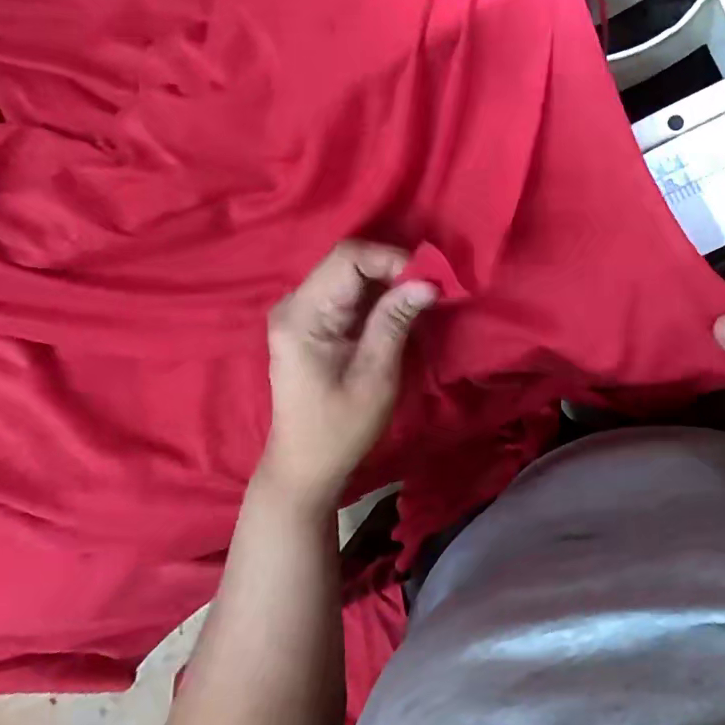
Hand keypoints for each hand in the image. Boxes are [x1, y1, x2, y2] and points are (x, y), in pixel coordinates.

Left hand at [261, 241, 437, 506]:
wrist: (305, 466)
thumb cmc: (340, 429)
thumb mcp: (375, 376)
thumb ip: (395, 322)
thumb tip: (428, 282)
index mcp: (302, 315)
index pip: (347, 258)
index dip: (391, 259)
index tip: (428, 281)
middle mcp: (294, 304)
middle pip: (347, 262)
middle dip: (393, 270)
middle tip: (430, 291)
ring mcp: (299, 312)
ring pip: (350, 275)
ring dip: (388, 283)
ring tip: (419, 302)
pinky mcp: (310, 323)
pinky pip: (347, 294)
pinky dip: (377, 297)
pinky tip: (398, 314)